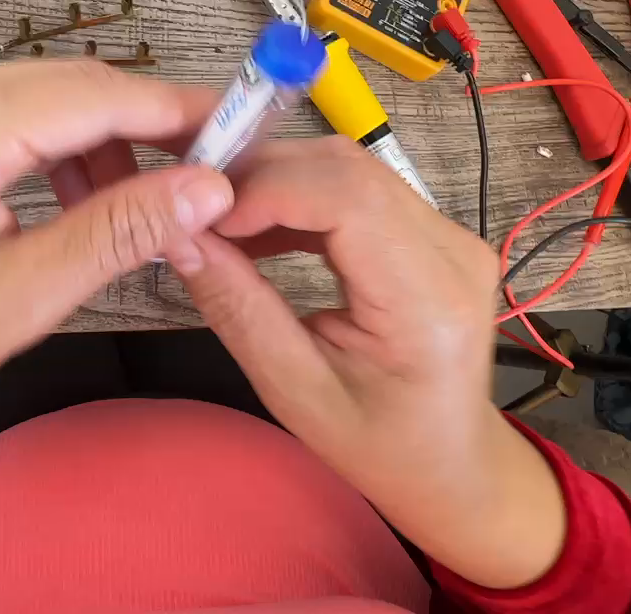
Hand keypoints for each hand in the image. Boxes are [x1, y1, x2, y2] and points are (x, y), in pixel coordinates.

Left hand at [0, 60, 232, 477]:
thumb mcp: (14, 301)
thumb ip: (116, 233)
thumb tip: (208, 189)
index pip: (98, 95)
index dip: (181, 111)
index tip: (246, 133)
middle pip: (79, 85)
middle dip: (153, 124)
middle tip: (212, 176)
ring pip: (53, 97)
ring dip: (109, 141)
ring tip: (144, 208)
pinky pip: (18, 114)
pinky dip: (65, 148)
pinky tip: (82, 200)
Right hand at [172, 137, 566, 588]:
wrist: (452, 464)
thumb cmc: (376, 444)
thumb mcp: (294, 390)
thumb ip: (237, 308)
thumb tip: (179, 236)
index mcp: (429, 299)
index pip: (348, 199)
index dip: (268, 189)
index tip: (204, 215)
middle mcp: (452, 248)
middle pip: (346, 169)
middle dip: (263, 176)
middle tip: (200, 209)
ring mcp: (449, 231)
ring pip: (348, 166)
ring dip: (277, 180)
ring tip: (223, 218)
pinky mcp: (432, 226)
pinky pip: (357, 185)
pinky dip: (299, 194)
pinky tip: (261, 226)